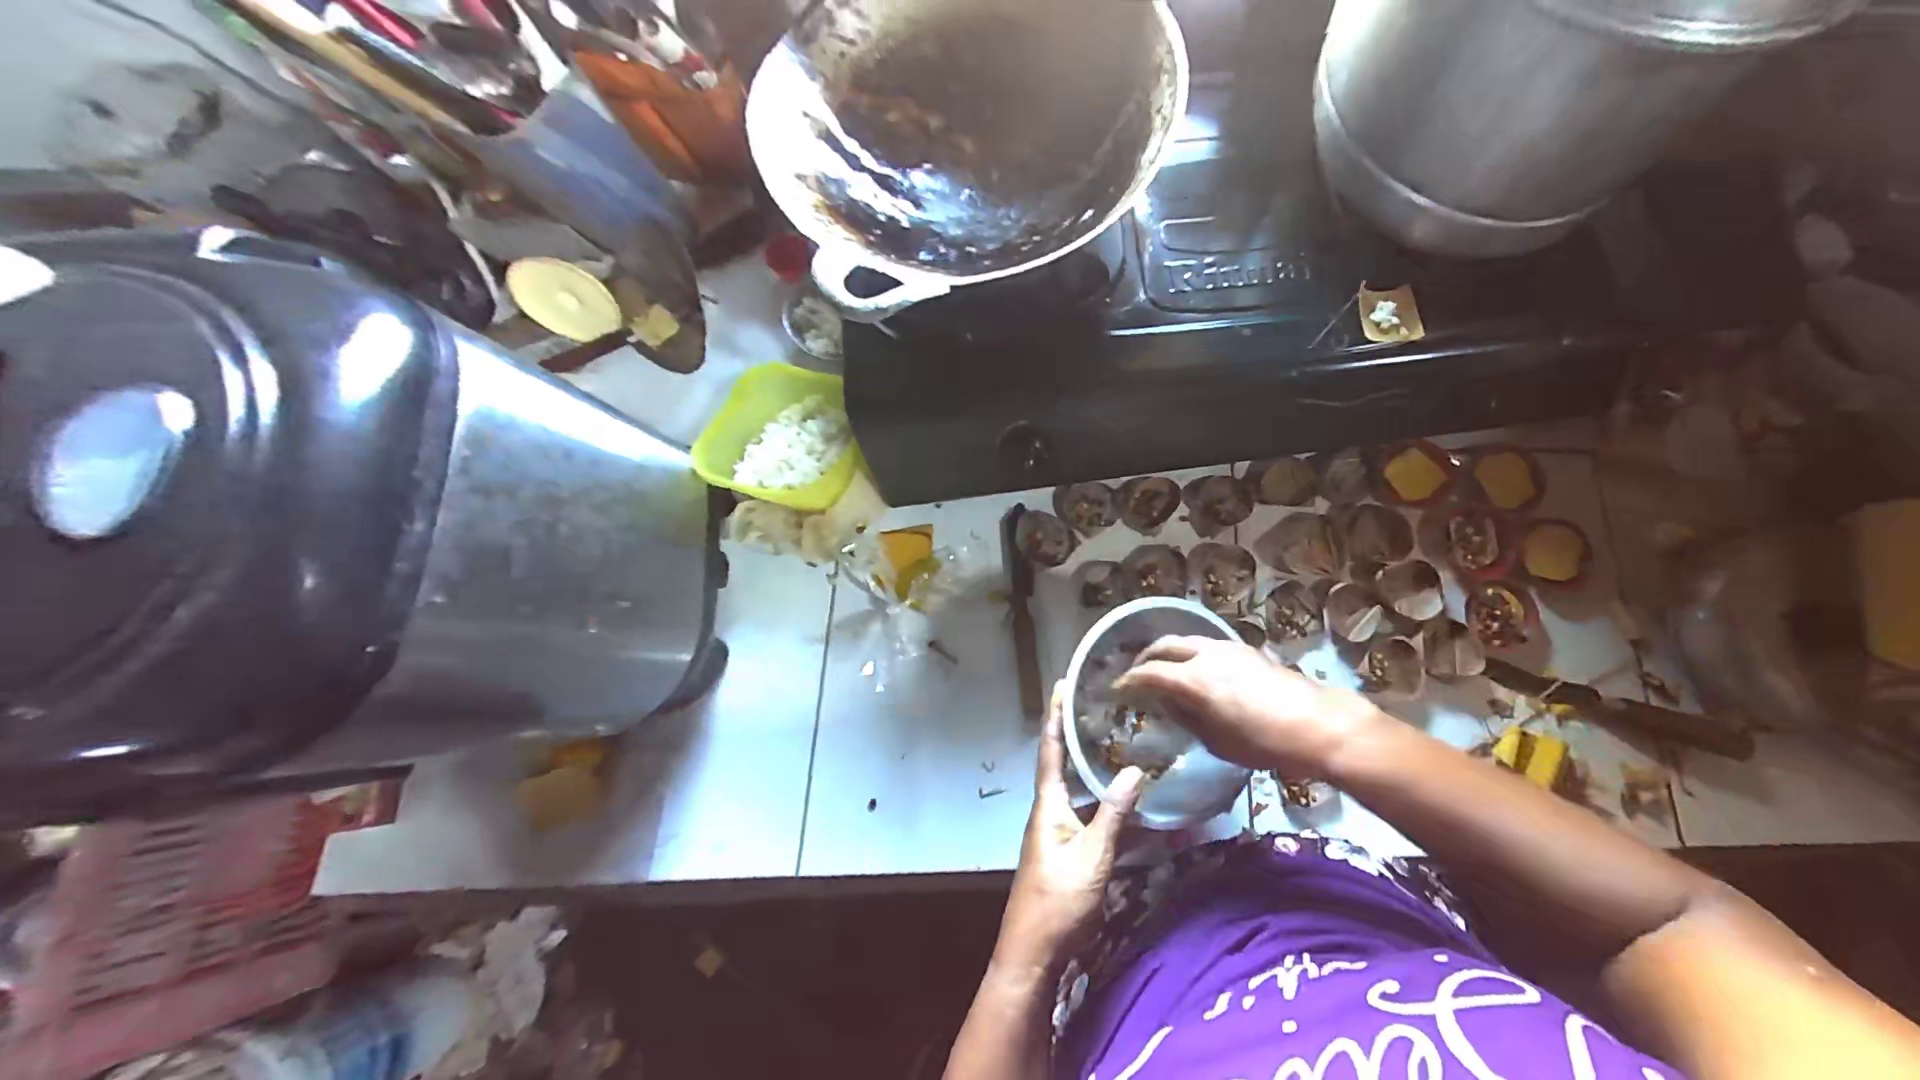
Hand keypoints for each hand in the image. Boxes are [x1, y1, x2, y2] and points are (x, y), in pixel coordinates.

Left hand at [997, 682, 1143, 975]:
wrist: (1033, 954)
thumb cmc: (1058, 902)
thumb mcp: (1092, 856)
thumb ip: (1114, 814)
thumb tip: (1134, 771)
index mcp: (1048, 805)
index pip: (1051, 749)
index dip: (1056, 716)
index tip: (1062, 684)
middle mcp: (1051, 812)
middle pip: (1069, 767)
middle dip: (1085, 741)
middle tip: (1109, 715)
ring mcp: (1060, 835)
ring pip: (1087, 798)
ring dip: (1107, 782)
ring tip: (1135, 760)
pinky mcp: (1071, 856)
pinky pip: (1095, 825)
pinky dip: (1116, 818)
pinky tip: (1143, 817)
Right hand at [1112, 635, 1382, 775]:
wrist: (1323, 727)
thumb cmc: (1266, 743)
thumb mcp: (1218, 742)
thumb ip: (1187, 718)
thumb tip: (1170, 704)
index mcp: (1193, 680)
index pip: (1148, 673)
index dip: (1128, 681)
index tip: (1116, 689)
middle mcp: (1206, 656)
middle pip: (1165, 645)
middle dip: (1145, 657)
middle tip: (1136, 672)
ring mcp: (1229, 649)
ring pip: (1187, 641)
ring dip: (1170, 652)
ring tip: (1165, 669)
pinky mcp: (1248, 651)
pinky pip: (1208, 646)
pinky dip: (1192, 654)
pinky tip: (1198, 671)